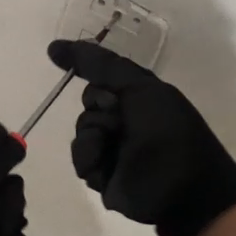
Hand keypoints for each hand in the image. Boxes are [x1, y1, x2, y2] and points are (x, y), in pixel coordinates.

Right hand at [47, 40, 235, 235]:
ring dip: (95, 135)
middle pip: (89, 99)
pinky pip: (81, 156)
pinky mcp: (102, 173)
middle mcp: (125, 115)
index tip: (54, 52)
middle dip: (99, 106)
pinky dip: (90, 157)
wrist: (182, 186)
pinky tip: (107, 166)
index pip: (103, 72)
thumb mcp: (141, 87)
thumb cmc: (167, 130)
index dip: (81, 62)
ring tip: (116, 146)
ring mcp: (113, 145)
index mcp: (140, 93)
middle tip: (120, 118)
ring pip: (82, 128)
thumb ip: (103, 65)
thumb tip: (54, 48)